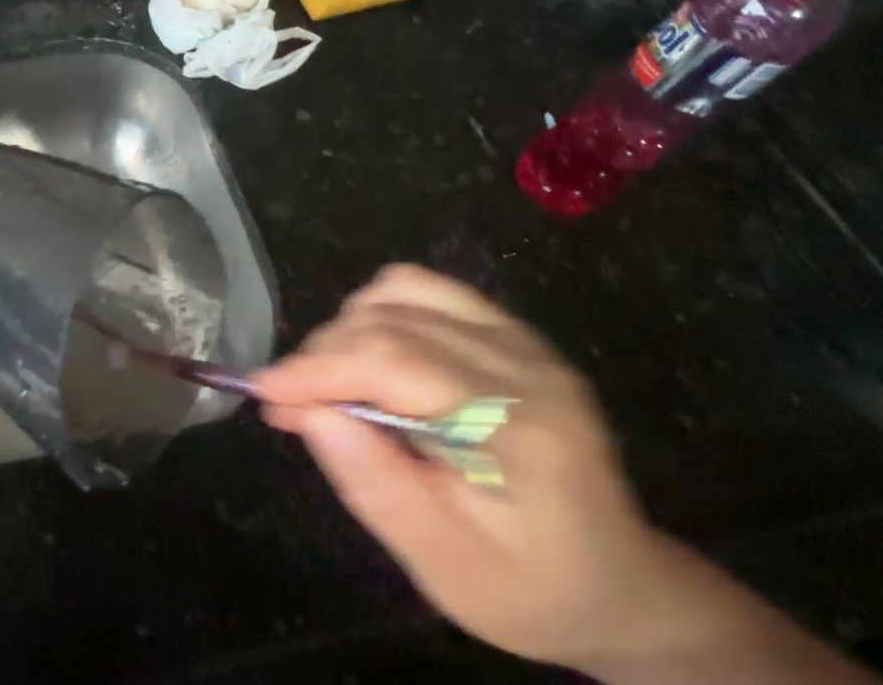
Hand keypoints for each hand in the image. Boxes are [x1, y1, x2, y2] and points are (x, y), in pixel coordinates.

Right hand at [251, 265, 723, 671]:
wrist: (618, 587)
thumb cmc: (529, 591)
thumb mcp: (445, 563)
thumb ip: (376, 483)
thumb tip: (309, 412)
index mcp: (518, 425)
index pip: (396, 361)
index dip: (319, 368)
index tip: (264, 392)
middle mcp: (526, 365)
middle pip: (392, 320)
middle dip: (323, 355)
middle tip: (287, 408)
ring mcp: (523, 342)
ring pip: (404, 293)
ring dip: (347, 331)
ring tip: (329, 387)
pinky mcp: (513, 337)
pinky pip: (428, 292)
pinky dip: (379, 314)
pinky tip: (369, 359)